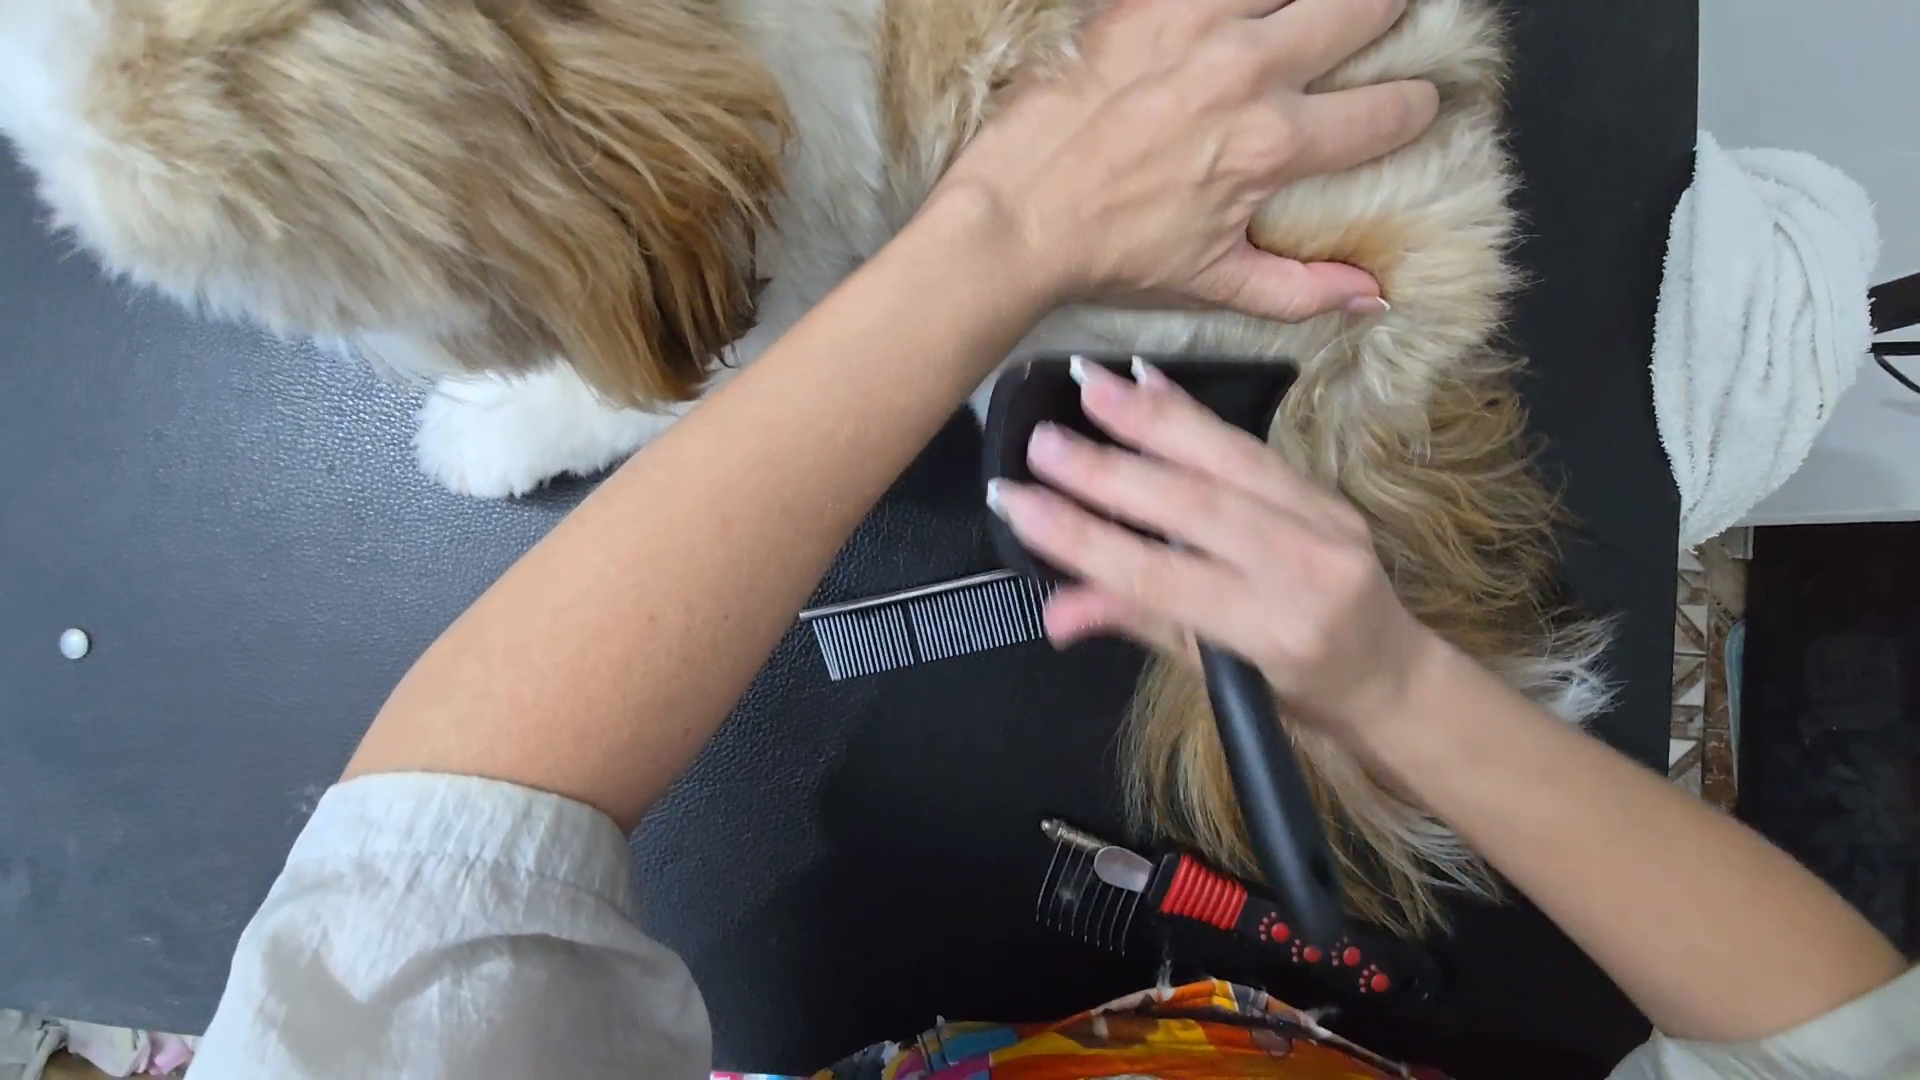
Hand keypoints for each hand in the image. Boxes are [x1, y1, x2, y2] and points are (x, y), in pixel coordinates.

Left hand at [930, 0, 1437, 322]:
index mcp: (1271, 146)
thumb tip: (1373, 299)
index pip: (1386, 112)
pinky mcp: (1146, 2)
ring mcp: (1197, 22)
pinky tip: (1241, 15)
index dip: (1410, 110)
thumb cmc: (1108, 257)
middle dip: (1386, 18)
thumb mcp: (1209, 283)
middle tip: (1372, 32)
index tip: (1406, 110)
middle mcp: (1249, 69)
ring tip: (1308, 16)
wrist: (1014, 218)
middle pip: (1367, 6)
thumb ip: (1298, 289)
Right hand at [986, 357, 1441, 739]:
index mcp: (1269, 630)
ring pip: (1225, 460)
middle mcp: (1302, 567)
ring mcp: (1323, 520)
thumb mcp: (1212, 672)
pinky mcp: (1325, 491)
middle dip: (1107, 471)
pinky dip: (1192, 411)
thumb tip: (1053, 615)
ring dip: (1150, 418)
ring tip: (1089, 384)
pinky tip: (1147, 380)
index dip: (1080, 538)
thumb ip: (1137, 623)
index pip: (1154, 575)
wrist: (1392, 675)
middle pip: (1191, 506)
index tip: (1015, 502)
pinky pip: (1250, 445)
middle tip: (1041, 440)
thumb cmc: (1294, 692)